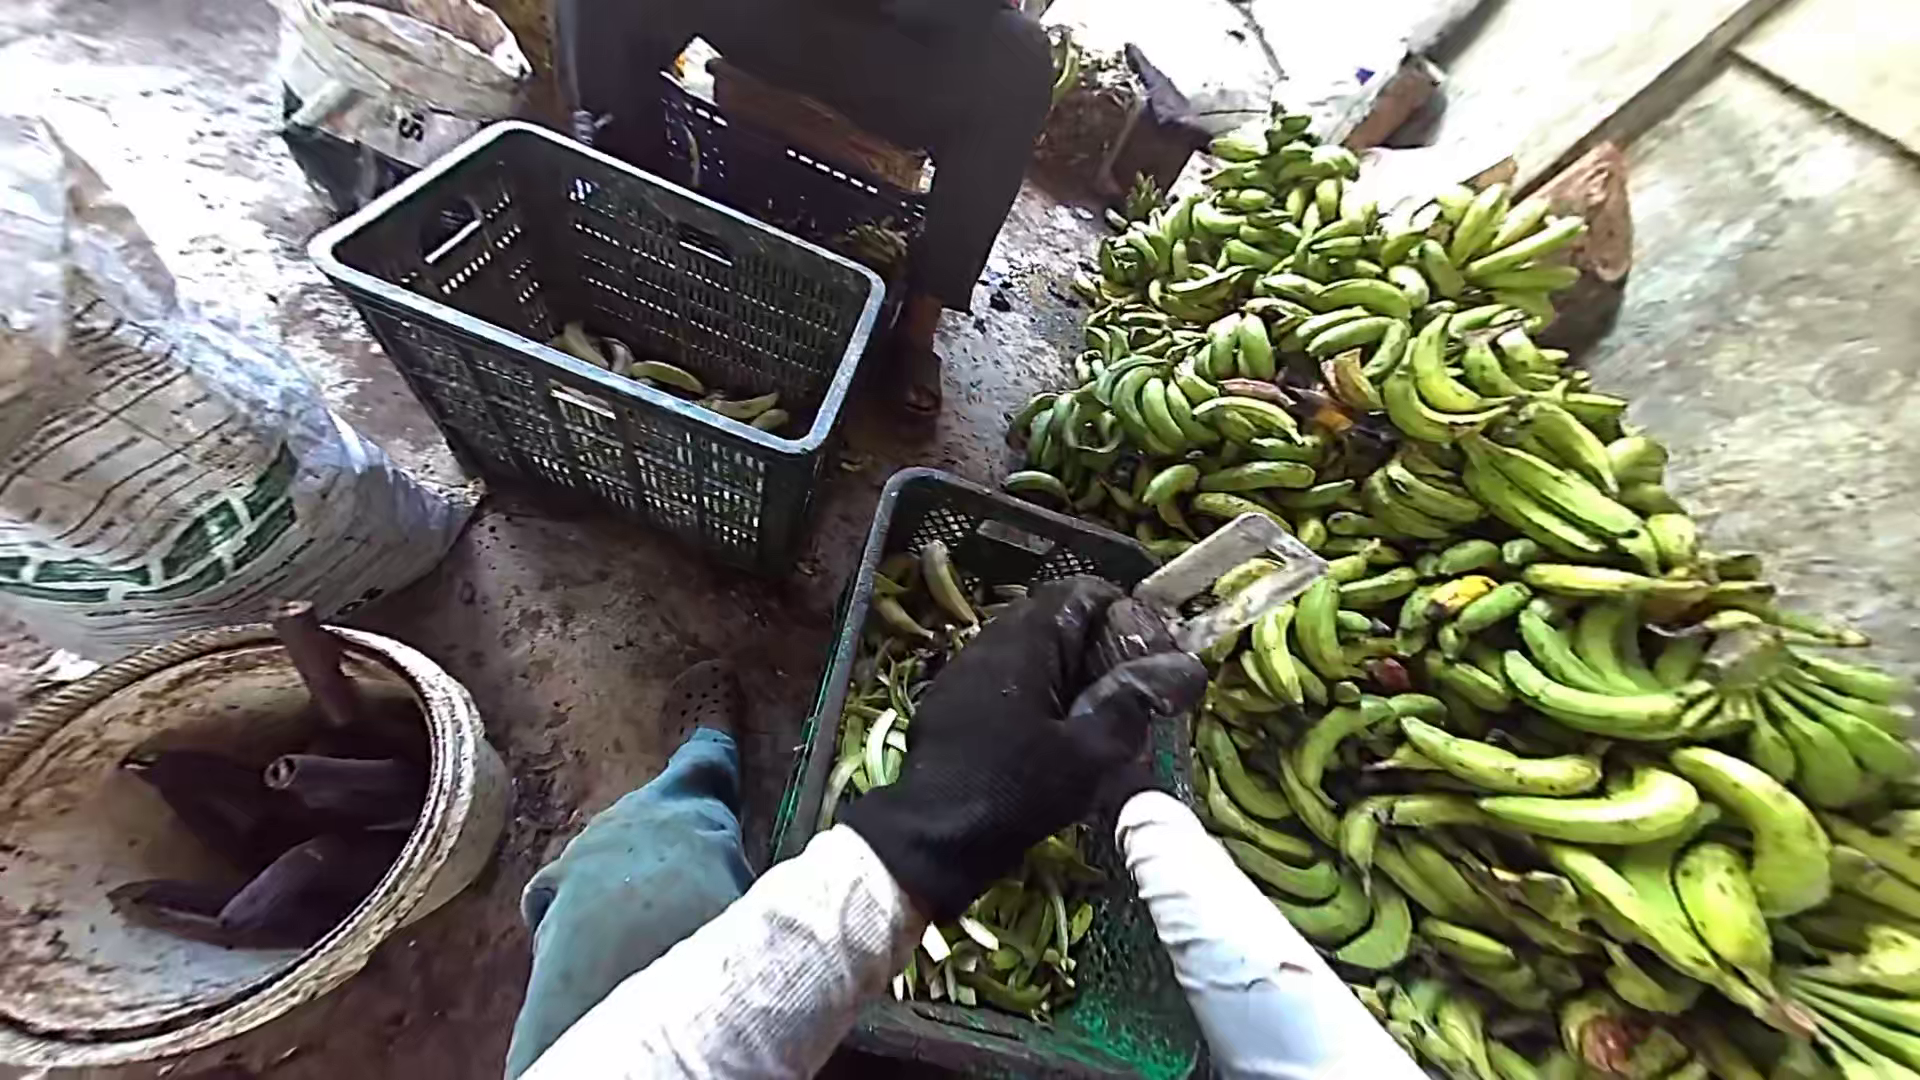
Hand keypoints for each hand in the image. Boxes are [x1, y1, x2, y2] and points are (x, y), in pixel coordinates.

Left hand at [842, 576, 1205, 919]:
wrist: (932, 832)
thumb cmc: (1015, 790)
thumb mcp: (1088, 754)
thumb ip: (1132, 704)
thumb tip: (1181, 669)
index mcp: (1026, 641)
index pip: (1079, 591)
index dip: (1120, 610)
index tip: (1145, 645)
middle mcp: (992, 639)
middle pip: (1053, 614)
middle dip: (1095, 639)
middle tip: (1125, 678)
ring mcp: (966, 664)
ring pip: (1027, 643)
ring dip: (1064, 662)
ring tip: (1091, 702)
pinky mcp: (953, 692)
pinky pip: (1003, 668)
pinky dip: (1033, 681)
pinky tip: (1046, 721)